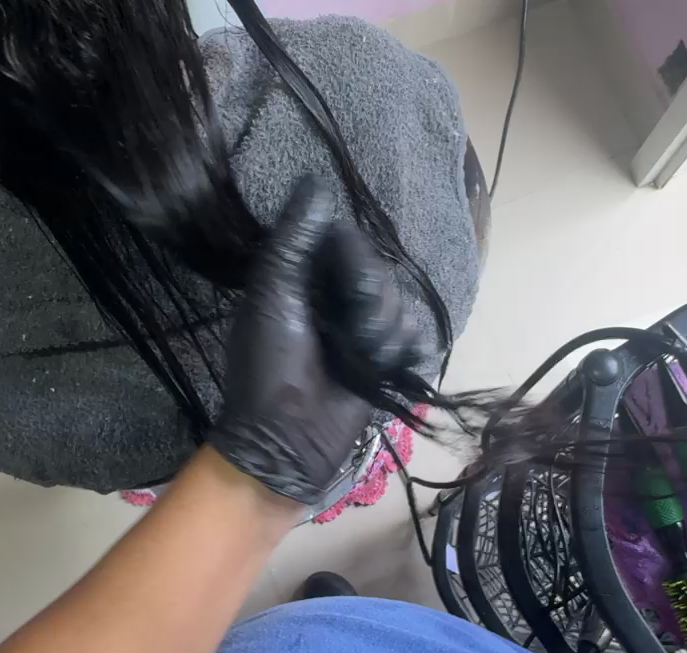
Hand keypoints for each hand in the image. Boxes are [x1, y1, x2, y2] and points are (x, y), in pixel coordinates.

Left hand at [209, 177, 376, 504]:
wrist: (286, 439)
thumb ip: (293, 240)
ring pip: (402, 306)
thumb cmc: (269, 368)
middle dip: (372, 304)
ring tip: (359, 362)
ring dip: (384, 336)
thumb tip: (314, 180)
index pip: (352, 241)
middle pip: (382, 272)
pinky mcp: (388, 364)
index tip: (338, 288)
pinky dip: (404, 354)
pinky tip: (381, 371)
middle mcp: (340, 299)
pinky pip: (418, 339)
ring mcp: (366, 332)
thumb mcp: (272, 296)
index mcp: (308, 277)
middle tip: (349, 337)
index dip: (355, 262)